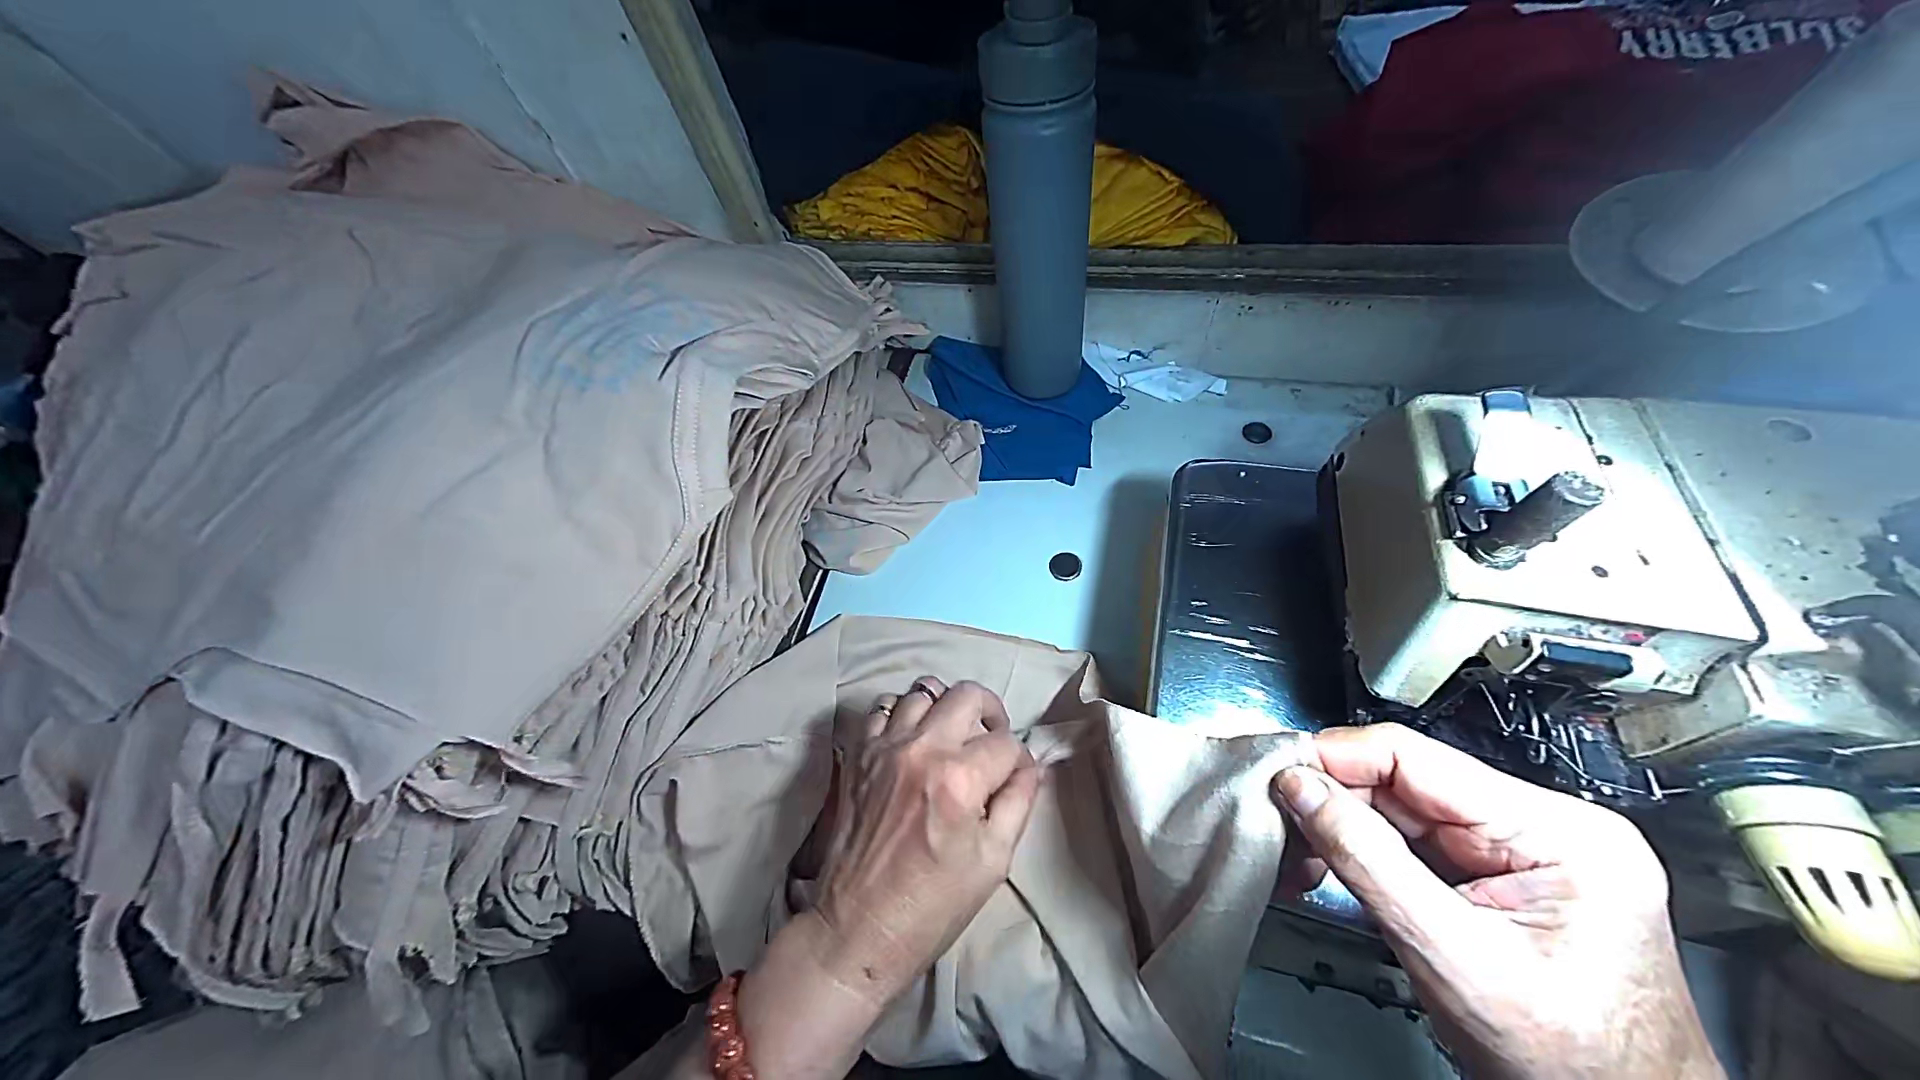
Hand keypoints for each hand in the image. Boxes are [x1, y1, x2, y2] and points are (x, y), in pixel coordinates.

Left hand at [722, 678, 1039, 1079]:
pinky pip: (883, 707)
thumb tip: (1033, 764)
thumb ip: (1019, 801)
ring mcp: (884, 747)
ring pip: (923, 691)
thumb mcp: (994, 861)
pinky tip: (912, 738)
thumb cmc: (934, 905)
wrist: (859, 929)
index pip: (1007, 742)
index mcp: (959, 779)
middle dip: (991, 712)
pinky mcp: (858, 754)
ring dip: (945, 708)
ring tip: (951, 736)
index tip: (1016, 776)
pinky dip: (903, 713)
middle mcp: (921, 750)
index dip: (1020, 758)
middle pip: (967, 695)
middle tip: (991, 739)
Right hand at [1272, 724, 1724, 1079]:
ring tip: (1299, 853)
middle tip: (1282, 820)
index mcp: (1559, 833)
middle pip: (1401, 780)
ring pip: (1396, 808)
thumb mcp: (1453, 957)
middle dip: (1333, 800)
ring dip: (1341, 828)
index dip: (1337, 758)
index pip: (1415, 756)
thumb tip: (1302, 789)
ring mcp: (1520, 848)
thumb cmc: (1577, 1067)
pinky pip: (1409, 839)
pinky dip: (1362, 851)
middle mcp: (1543, 826)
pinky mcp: (1495, 870)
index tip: (1282, 772)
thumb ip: (1368, 862)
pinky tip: (1331, 867)